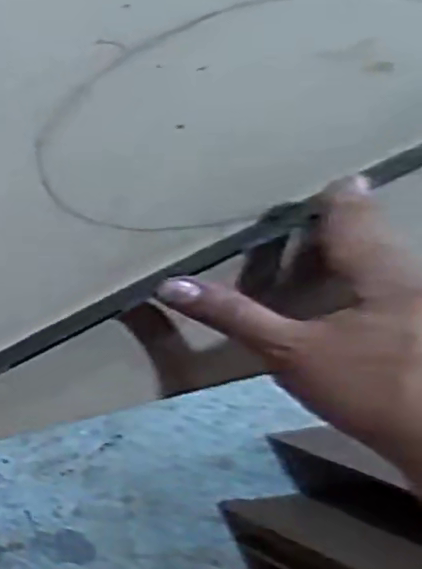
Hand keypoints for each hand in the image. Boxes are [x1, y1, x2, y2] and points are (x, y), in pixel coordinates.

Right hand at [157, 176, 421, 479]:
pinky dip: (384, 297)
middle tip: (342, 218)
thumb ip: (233, 314)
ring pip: (405, 280)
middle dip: (364, 235)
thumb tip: (170, 284)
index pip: (359, 230)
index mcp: (392, 282)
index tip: (344, 181)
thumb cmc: (376, 387)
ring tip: (351, 262)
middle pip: (391, 251)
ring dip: (375, 268)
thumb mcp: (289, 352)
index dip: (344, 205)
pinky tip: (369, 312)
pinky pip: (406, 305)